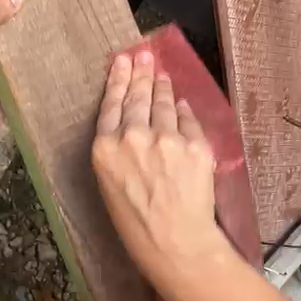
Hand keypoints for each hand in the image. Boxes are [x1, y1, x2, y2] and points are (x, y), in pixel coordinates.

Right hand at [91, 50, 241, 300]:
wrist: (175, 244)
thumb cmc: (135, 224)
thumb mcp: (109, 184)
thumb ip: (115, 151)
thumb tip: (131, 124)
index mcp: (105, 148)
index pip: (112, 104)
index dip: (118, 80)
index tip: (122, 61)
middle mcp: (133, 137)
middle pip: (137, 97)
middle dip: (141, 73)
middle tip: (143, 56)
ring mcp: (166, 139)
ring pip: (164, 104)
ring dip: (162, 87)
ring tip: (161, 74)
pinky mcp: (195, 145)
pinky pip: (188, 120)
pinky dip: (184, 111)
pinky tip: (181, 103)